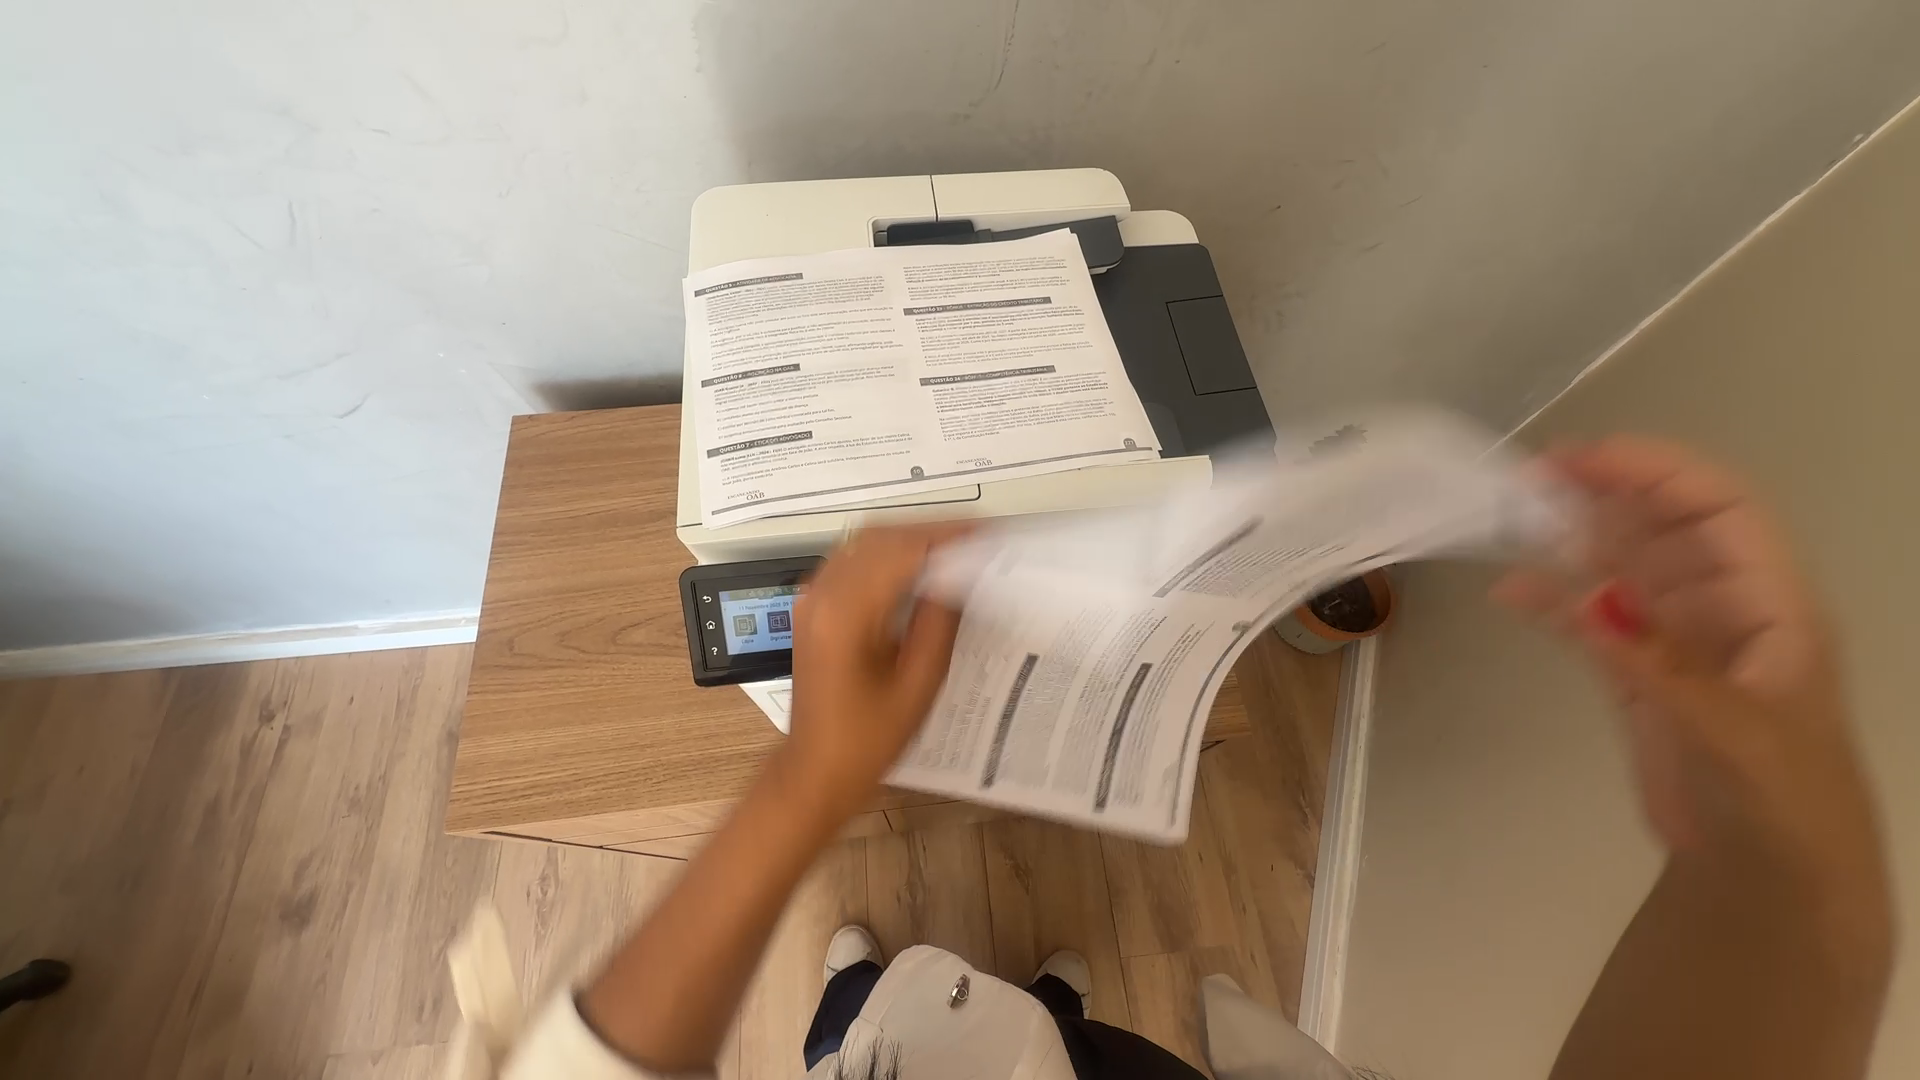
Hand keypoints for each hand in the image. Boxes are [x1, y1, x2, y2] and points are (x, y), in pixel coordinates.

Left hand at [781, 523, 968, 812]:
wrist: (815, 769)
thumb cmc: (869, 738)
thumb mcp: (919, 683)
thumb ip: (939, 621)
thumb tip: (959, 576)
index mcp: (846, 614)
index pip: (902, 551)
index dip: (947, 536)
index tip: (985, 533)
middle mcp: (822, 595)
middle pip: (880, 537)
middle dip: (930, 531)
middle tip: (976, 538)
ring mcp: (811, 597)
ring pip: (864, 542)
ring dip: (909, 538)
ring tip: (954, 548)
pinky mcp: (812, 605)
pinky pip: (852, 559)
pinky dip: (887, 552)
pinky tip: (917, 565)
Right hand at [1495, 437, 1884, 886]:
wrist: (1765, 874)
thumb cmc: (1778, 800)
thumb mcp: (1730, 732)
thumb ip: (1657, 664)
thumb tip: (1585, 601)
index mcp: (1769, 606)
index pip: (1718, 511)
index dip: (1654, 473)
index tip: (1577, 459)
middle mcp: (1720, 608)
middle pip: (1662, 526)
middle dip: (1603, 492)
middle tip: (1526, 479)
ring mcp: (1671, 639)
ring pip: (1620, 565)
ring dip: (1571, 537)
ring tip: (1513, 518)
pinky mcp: (1631, 672)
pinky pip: (1586, 618)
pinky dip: (1549, 599)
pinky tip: (1511, 591)